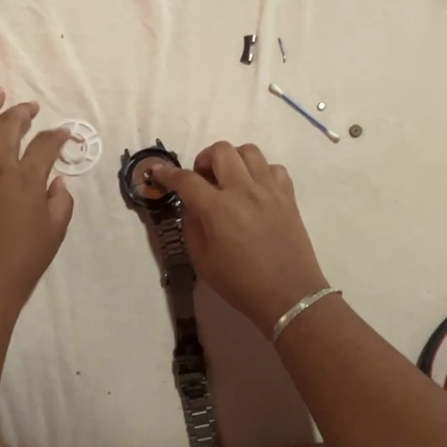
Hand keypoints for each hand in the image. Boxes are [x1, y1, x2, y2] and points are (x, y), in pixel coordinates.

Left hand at [0, 89, 75, 306]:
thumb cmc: (25, 260)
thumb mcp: (55, 231)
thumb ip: (60, 201)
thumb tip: (56, 182)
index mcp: (28, 179)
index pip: (46, 144)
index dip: (58, 135)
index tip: (64, 134)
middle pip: (10, 127)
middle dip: (23, 111)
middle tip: (31, 107)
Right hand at [149, 142, 330, 334]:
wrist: (288, 295)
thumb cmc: (241, 284)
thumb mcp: (203, 261)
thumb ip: (192, 227)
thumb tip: (192, 206)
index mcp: (218, 209)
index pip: (186, 180)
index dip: (168, 174)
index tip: (158, 172)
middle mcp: (243, 191)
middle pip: (221, 151)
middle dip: (204, 159)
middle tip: (203, 180)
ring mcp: (269, 190)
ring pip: (249, 150)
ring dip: (233, 160)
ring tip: (230, 180)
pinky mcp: (288, 196)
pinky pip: (274, 168)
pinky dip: (261, 172)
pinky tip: (256, 190)